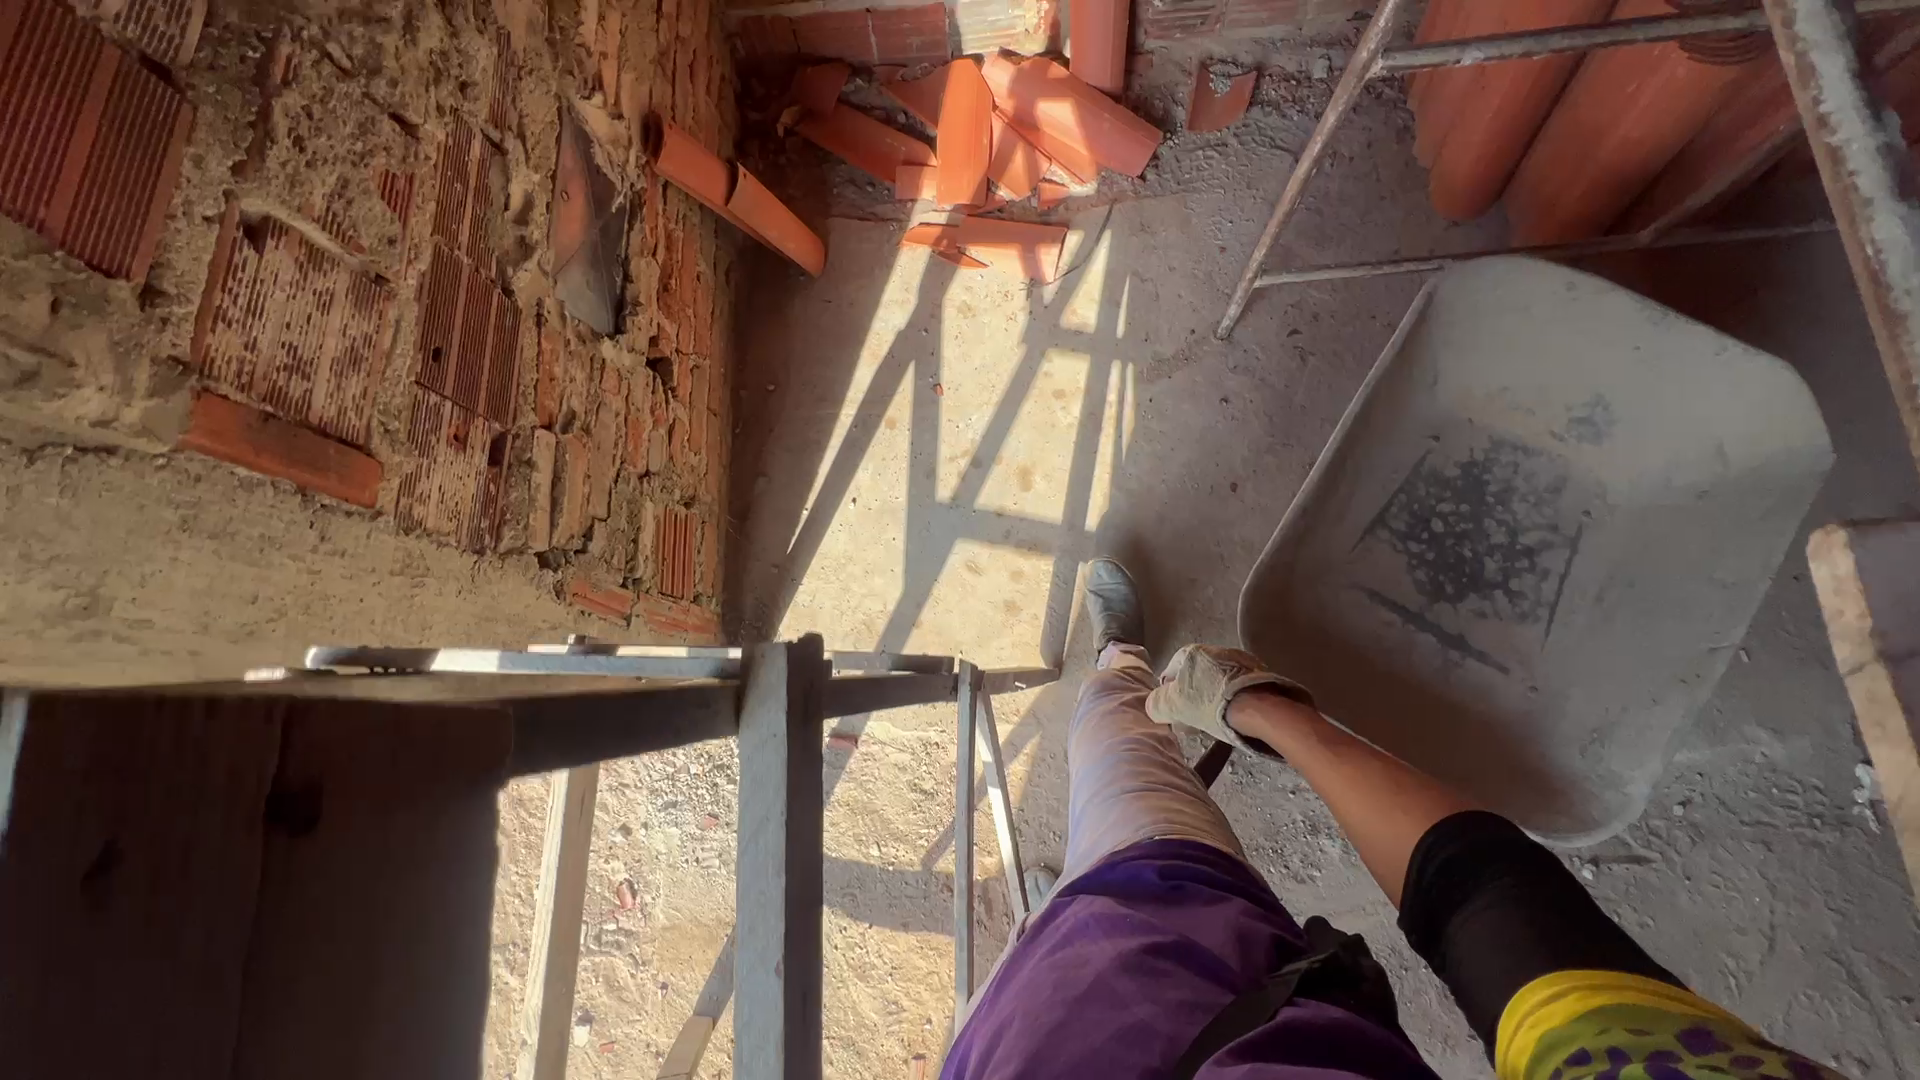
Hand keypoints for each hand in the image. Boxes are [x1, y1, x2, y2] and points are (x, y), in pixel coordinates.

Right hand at [1144, 645, 1314, 758]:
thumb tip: (1152, 705)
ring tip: (1215, 721)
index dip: (1168, 695)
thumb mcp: (1173, 707)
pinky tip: (1235, 716)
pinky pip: (1238, 687)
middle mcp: (1214, 649)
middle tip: (1193, 719)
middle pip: (1195, 677)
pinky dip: (1233, 699)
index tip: (1173, 712)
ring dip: (1213, 698)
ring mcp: (1240, 660)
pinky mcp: (1261, 673)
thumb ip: (1156, 704)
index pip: (1169, 673)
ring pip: (1218, 682)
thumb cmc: (1210, 704)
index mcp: (1190, 652)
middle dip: (1192, 697)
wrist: (1259, 708)